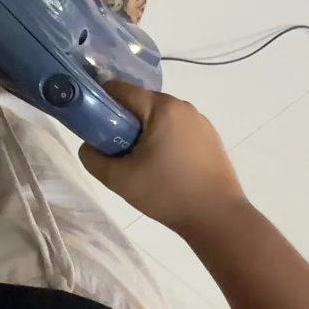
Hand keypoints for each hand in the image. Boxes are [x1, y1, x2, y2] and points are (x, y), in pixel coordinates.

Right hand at [79, 82, 248, 239]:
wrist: (219, 220)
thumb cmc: (167, 193)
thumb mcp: (118, 178)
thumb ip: (92, 157)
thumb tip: (89, 145)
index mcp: (161, 107)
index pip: (119, 89)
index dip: (100, 102)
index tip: (93, 125)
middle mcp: (182, 106)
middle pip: (139, 102)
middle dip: (122, 120)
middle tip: (115, 148)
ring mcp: (200, 121)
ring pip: (157, 115)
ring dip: (143, 130)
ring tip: (140, 161)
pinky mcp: (210, 137)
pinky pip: (176, 128)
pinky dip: (163, 139)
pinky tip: (164, 166)